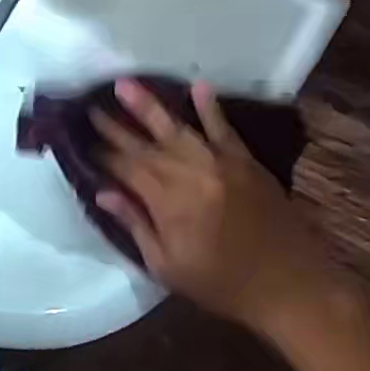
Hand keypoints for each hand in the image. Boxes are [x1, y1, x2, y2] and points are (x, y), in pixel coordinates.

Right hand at [92, 79, 350, 329]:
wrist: (288, 286)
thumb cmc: (220, 284)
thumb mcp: (167, 266)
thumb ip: (136, 225)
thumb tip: (104, 193)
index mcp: (168, 202)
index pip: (126, 169)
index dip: (102, 154)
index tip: (80, 139)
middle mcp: (191, 174)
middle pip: (145, 145)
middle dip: (115, 126)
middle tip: (91, 107)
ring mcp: (221, 164)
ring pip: (179, 128)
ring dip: (150, 106)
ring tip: (125, 84)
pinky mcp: (246, 162)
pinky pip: (224, 129)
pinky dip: (210, 108)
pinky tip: (197, 87)